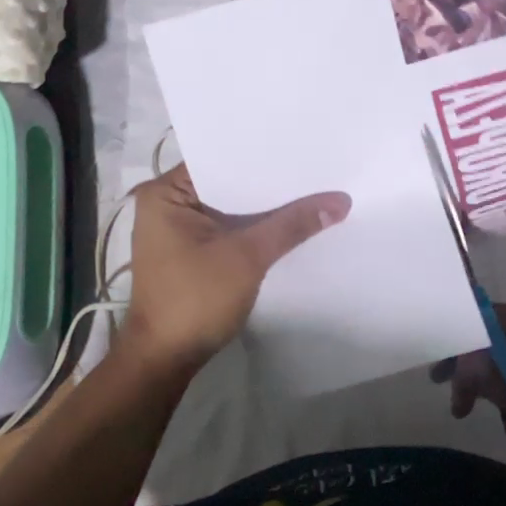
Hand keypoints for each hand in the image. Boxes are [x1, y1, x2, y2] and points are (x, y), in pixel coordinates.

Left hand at [122, 165, 350, 374]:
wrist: (164, 362)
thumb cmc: (194, 300)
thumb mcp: (247, 257)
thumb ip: (292, 224)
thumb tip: (341, 199)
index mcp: (166, 192)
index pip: (220, 158)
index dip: (261, 153)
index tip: (302, 143)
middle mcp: (167, 203)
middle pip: (227, 182)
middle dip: (268, 180)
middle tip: (316, 163)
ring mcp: (178, 229)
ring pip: (230, 206)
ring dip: (264, 205)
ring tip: (311, 187)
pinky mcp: (191, 251)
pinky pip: (228, 226)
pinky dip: (254, 226)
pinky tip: (290, 222)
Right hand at [434, 304, 505, 505]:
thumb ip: (499, 383)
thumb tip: (461, 359)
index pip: (497, 315)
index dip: (465, 331)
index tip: (439, 356)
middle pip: (497, 334)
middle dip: (469, 359)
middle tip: (441, 385)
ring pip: (502, 355)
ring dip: (481, 379)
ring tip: (462, 409)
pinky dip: (498, 389)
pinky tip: (489, 413)